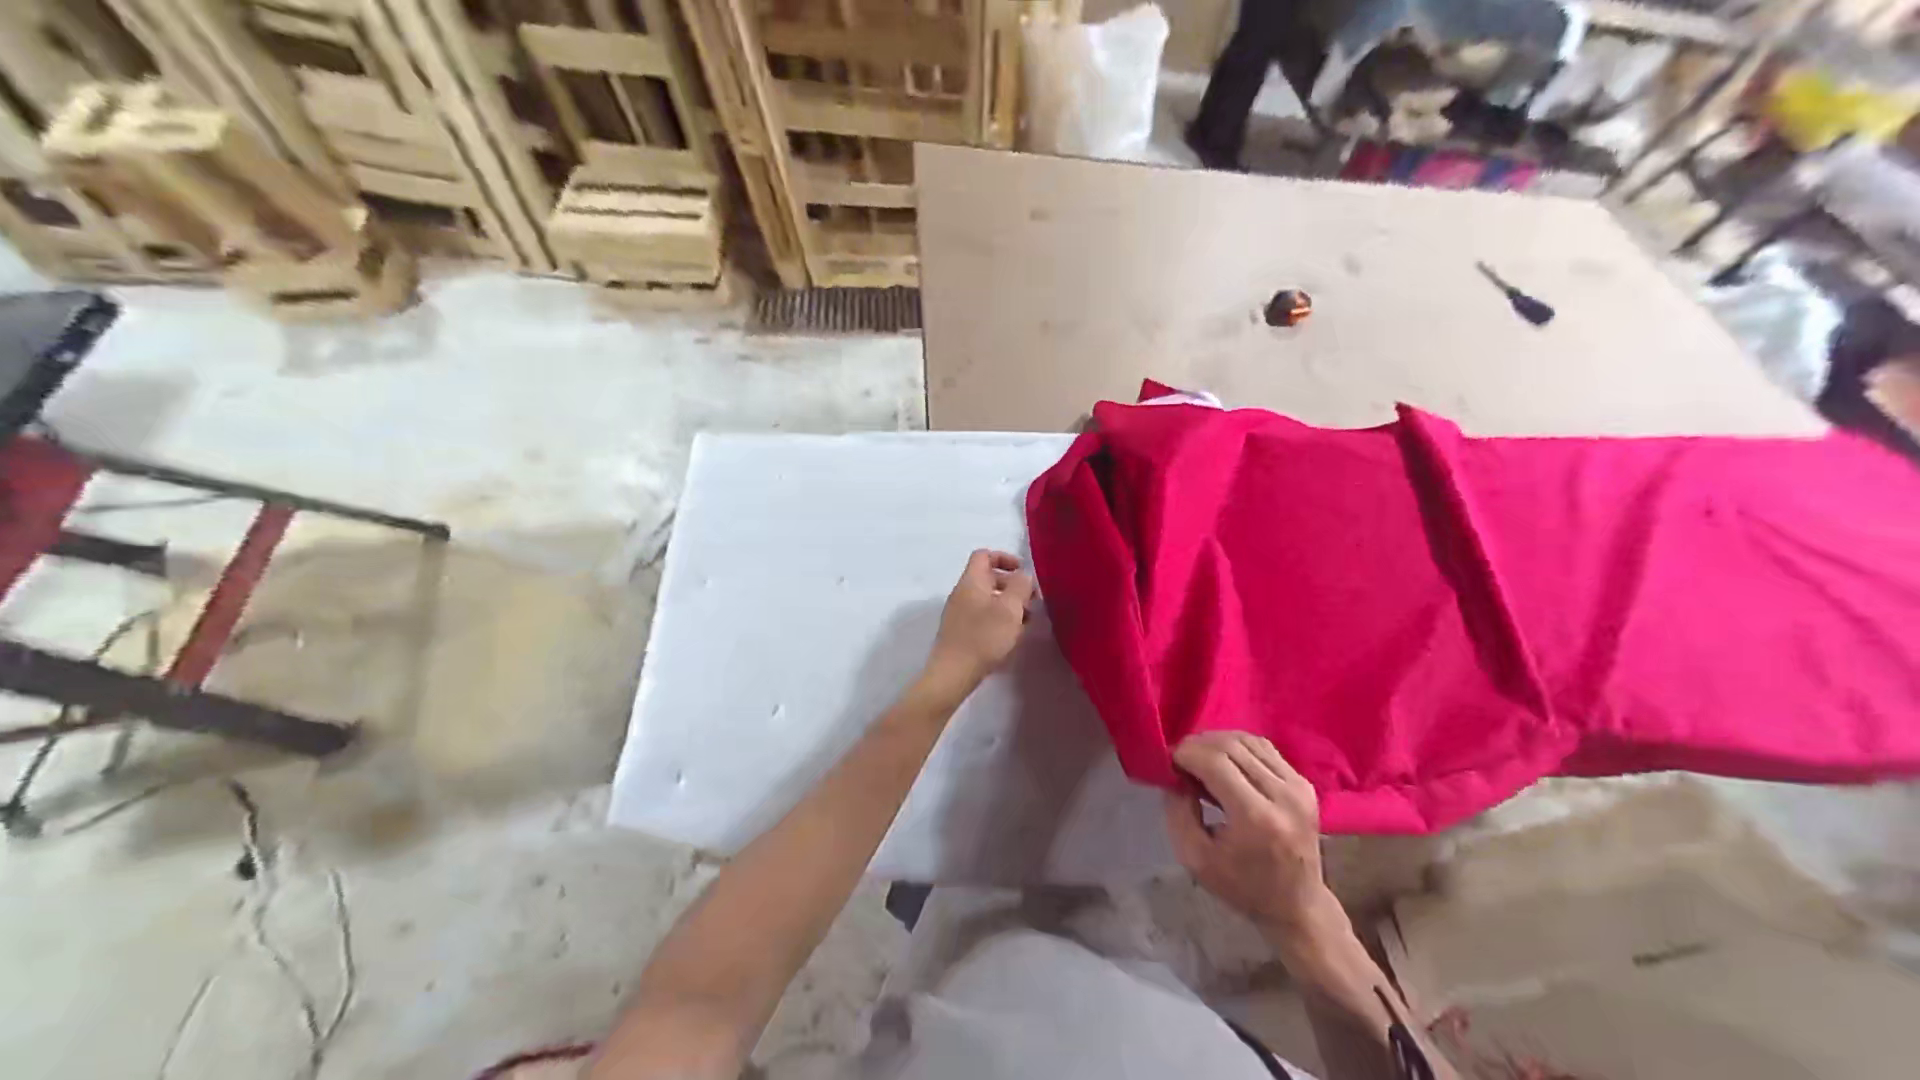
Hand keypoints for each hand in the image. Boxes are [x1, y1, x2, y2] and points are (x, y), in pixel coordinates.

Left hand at [925, 549, 1034, 690]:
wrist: (953, 673)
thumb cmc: (983, 637)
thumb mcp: (1009, 609)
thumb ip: (1020, 586)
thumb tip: (1023, 575)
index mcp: (971, 581)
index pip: (984, 555)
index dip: (1005, 558)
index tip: (1024, 573)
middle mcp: (962, 593)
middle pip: (988, 578)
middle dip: (1013, 586)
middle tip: (1033, 601)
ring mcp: (960, 613)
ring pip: (988, 599)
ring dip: (1009, 605)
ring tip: (1027, 622)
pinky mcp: (961, 632)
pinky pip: (984, 617)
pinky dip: (1000, 620)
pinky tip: (1012, 636)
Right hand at [1163, 732, 1340, 946]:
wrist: (1297, 905)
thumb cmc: (1241, 886)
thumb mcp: (1195, 858)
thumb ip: (1178, 812)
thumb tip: (1174, 774)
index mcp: (1256, 818)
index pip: (1215, 761)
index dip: (1185, 753)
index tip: (1168, 762)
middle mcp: (1282, 795)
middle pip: (1230, 745)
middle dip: (1197, 745)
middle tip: (1179, 760)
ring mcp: (1298, 787)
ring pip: (1247, 740)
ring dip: (1216, 742)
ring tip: (1200, 760)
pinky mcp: (1305, 784)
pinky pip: (1264, 748)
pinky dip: (1238, 747)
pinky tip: (1225, 762)